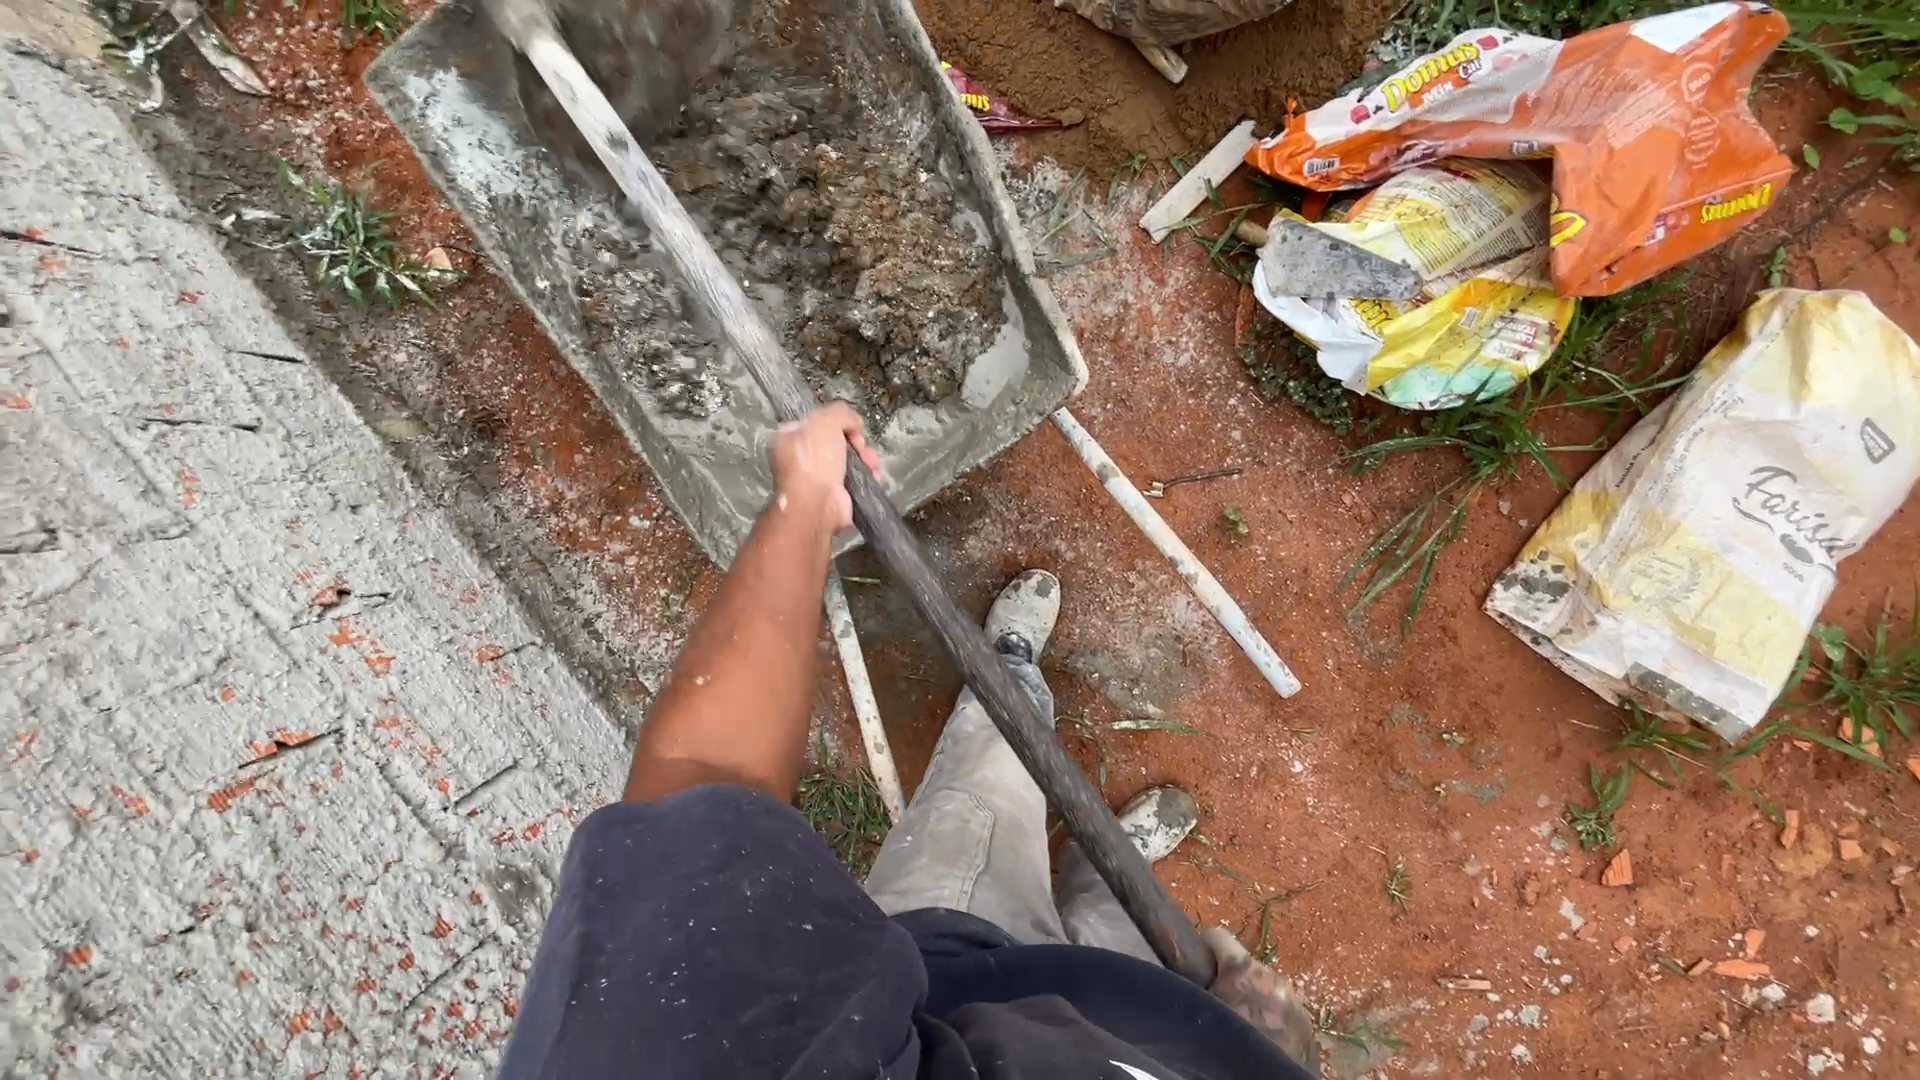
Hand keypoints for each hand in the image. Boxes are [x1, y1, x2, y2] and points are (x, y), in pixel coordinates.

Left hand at [767, 402, 880, 531]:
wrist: (818, 504)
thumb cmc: (814, 459)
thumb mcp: (824, 421)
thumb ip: (840, 412)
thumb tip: (854, 423)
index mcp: (789, 437)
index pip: (817, 422)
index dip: (837, 421)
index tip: (850, 426)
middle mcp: (801, 457)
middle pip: (838, 440)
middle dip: (856, 442)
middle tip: (861, 446)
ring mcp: (818, 478)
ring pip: (850, 459)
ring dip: (866, 458)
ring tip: (871, 464)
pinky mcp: (835, 495)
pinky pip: (857, 478)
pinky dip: (868, 475)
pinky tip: (874, 475)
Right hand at [1201, 928, 1319, 1070]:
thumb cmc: (1225, 1049)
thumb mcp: (1199, 1011)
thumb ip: (1195, 987)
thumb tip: (1185, 978)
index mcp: (1242, 969)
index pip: (1216, 936)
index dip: (1202, 951)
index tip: (1195, 970)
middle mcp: (1273, 979)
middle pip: (1244, 966)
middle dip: (1232, 982)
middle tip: (1219, 1011)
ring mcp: (1296, 1004)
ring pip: (1266, 990)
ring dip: (1254, 1002)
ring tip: (1242, 1032)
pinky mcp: (1309, 1029)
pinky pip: (1283, 1013)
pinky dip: (1273, 1022)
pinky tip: (1262, 1044)